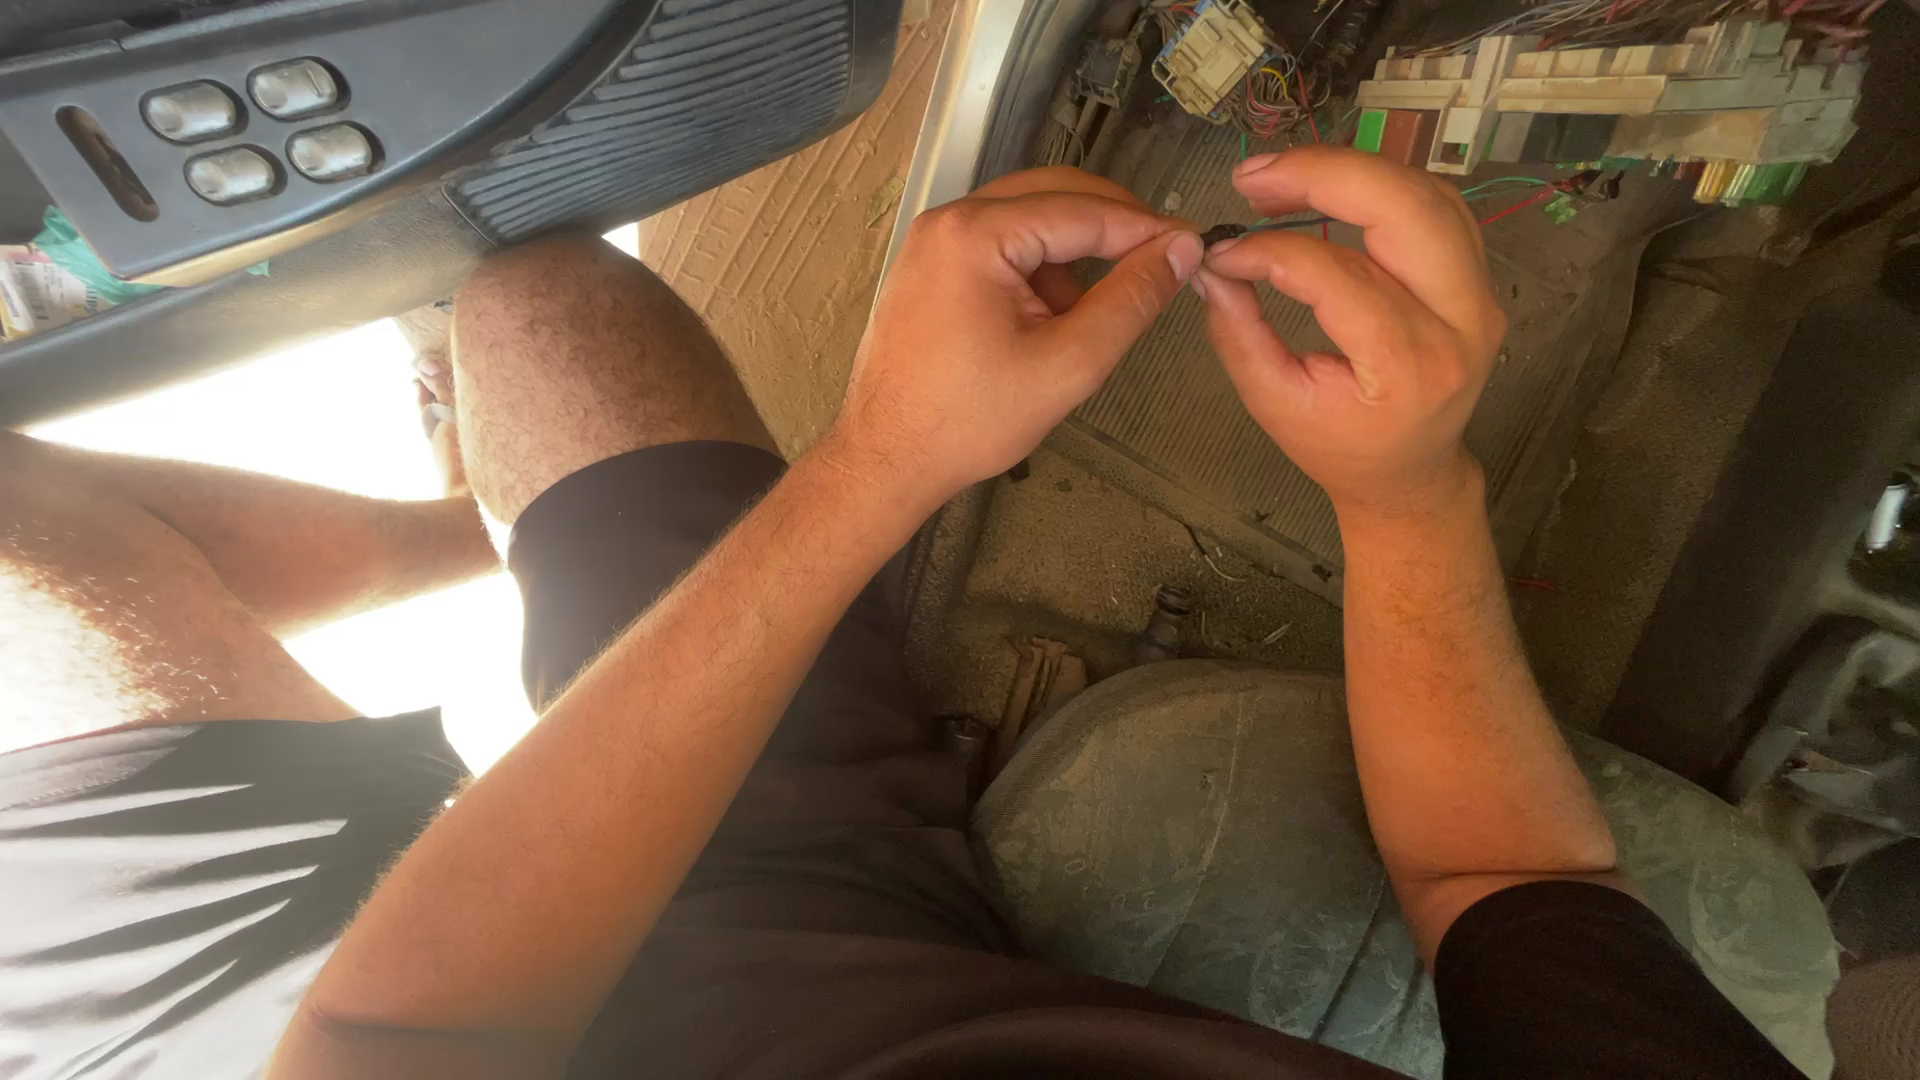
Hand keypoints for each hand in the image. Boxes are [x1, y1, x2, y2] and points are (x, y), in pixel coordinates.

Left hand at [825, 167, 1201, 511]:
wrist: (886, 461)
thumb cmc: (970, 422)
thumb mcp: (1067, 365)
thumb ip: (1130, 302)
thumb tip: (1179, 250)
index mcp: (975, 234)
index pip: (1082, 210)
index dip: (1144, 227)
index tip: (1190, 245)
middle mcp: (946, 222)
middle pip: (1050, 200)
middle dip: (1108, 232)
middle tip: (1156, 266)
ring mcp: (929, 247)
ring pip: (1024, 227)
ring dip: (1067, 261)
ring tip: (1084, 322)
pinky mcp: (924, 274)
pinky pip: (994, 254)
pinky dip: (1031, 277)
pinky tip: (1041, 327)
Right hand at [1194, 147, 1506, 518]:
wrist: (1407, 472)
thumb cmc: (1337, 448)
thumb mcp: (1274, 405)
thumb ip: (1240, 336)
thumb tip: (1211, 268)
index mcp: (1407, 365)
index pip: (1336, 275)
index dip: (1270, 252)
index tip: (1221, 253)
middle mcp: (1461, 319)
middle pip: (1404, 207)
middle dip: (1322, 174)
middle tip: (1252, 176)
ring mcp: (1481, 293)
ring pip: (1426, 193)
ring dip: (1350, 172)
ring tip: (1279, 181)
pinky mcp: (1477, 278)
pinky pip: (1434, 207)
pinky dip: (1377, 188)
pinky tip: (1328, 192)